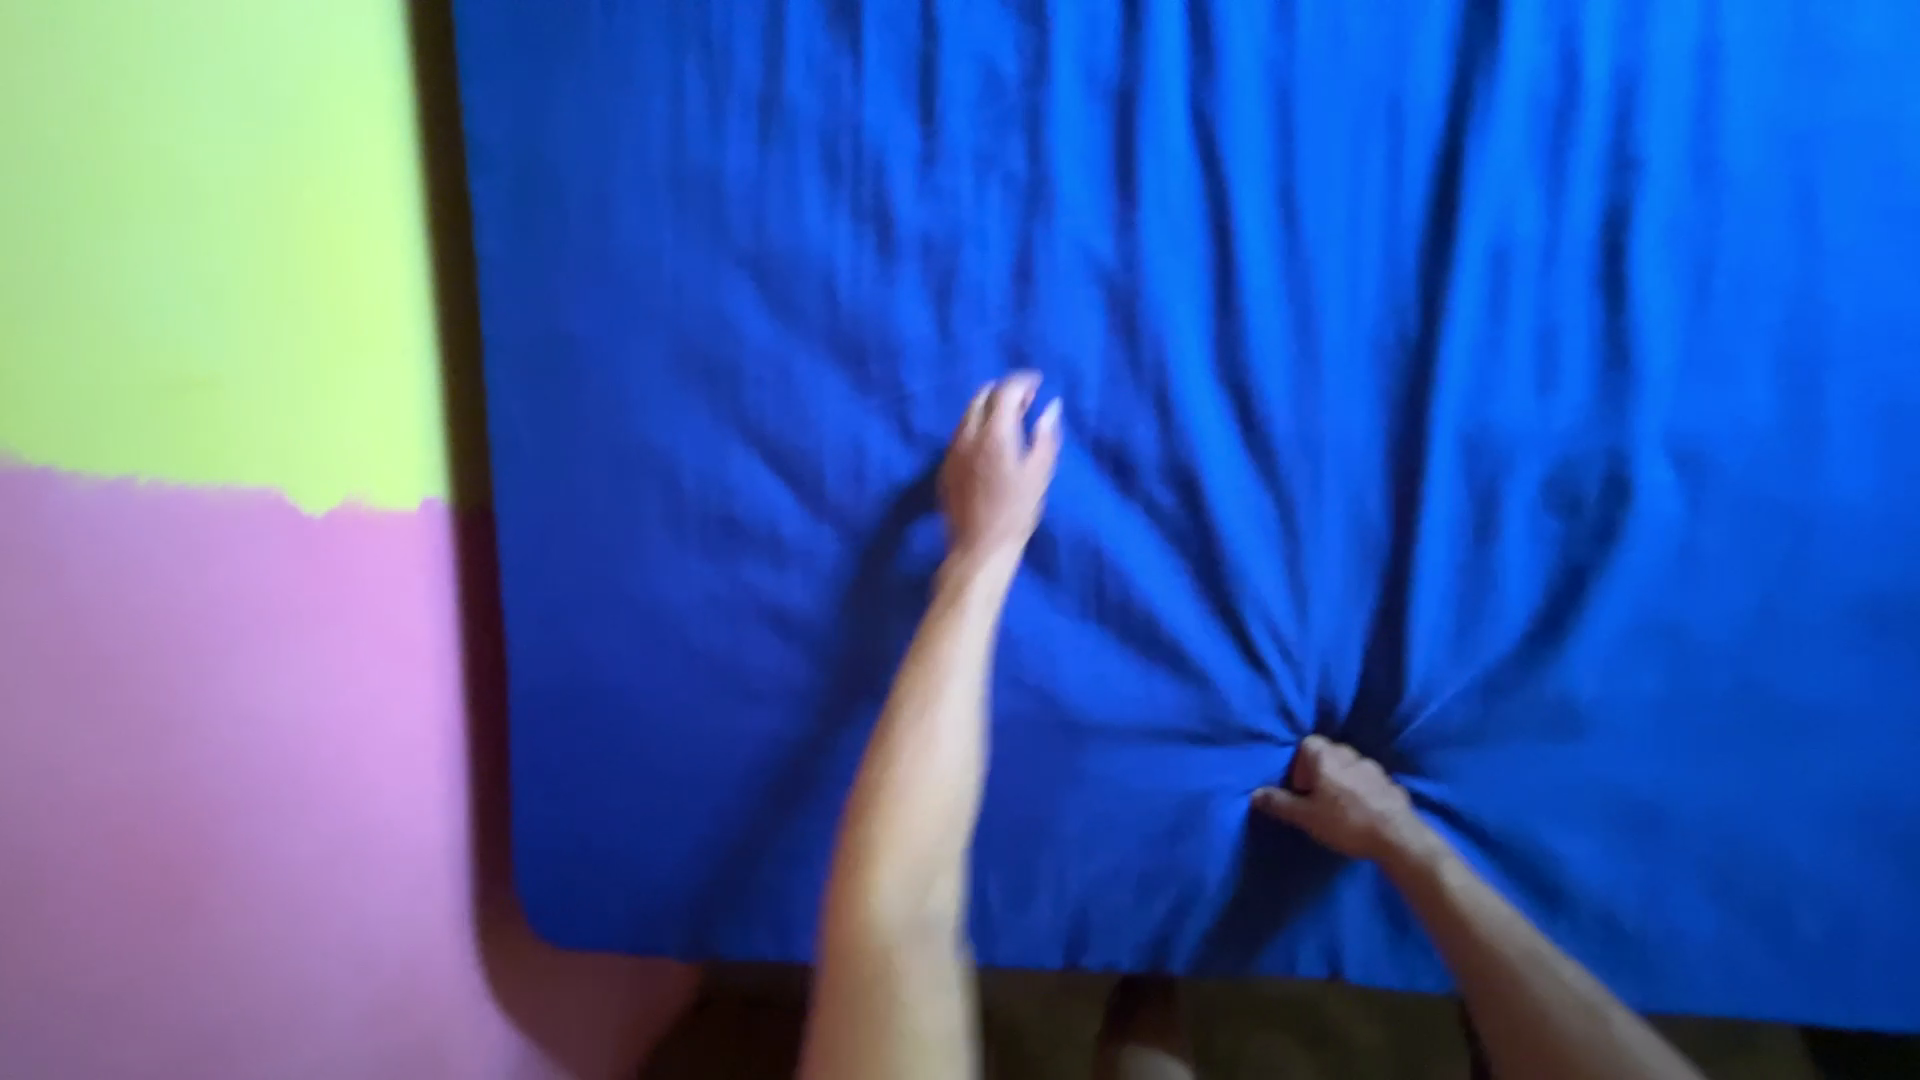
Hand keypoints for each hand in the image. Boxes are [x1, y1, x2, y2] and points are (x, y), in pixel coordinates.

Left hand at [940, 372, 1061, 562]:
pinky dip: (976, 429)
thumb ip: (1045, 435)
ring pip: (968, 415)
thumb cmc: (1016, 512)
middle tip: (1025, 402)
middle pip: (981, 396)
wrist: (980, 546)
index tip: (1037, 383)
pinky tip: (990, 445)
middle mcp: (967, 435)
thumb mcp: (1040, 473)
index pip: (1005, 390)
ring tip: (1010, 422)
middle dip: (1003, 392)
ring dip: (988, 409)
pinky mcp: (945, 467)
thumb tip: (1051, 406)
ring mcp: (952, 451)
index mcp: (994, 434)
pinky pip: (960, 435)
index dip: (1023, 381)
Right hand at [1252, 736, 1437, 864]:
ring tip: (1339, 805)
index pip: (1307, 743)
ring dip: (1343, 780)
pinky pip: (1370, 783)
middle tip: (1316, 797)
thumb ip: (1279, 803)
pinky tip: (1363, 813)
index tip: (1300, 789)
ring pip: (1351, 767)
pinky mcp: (1393, 786)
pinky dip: (1363, 792)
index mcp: (1326, 756)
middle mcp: (1350, 755)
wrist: (1399, 838)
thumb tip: (1254, 794)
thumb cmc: (1345, 822)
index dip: (1300, 764)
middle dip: (1320, 770)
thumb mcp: (1305, 817)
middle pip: (1329, 753)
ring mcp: (1375, 769)